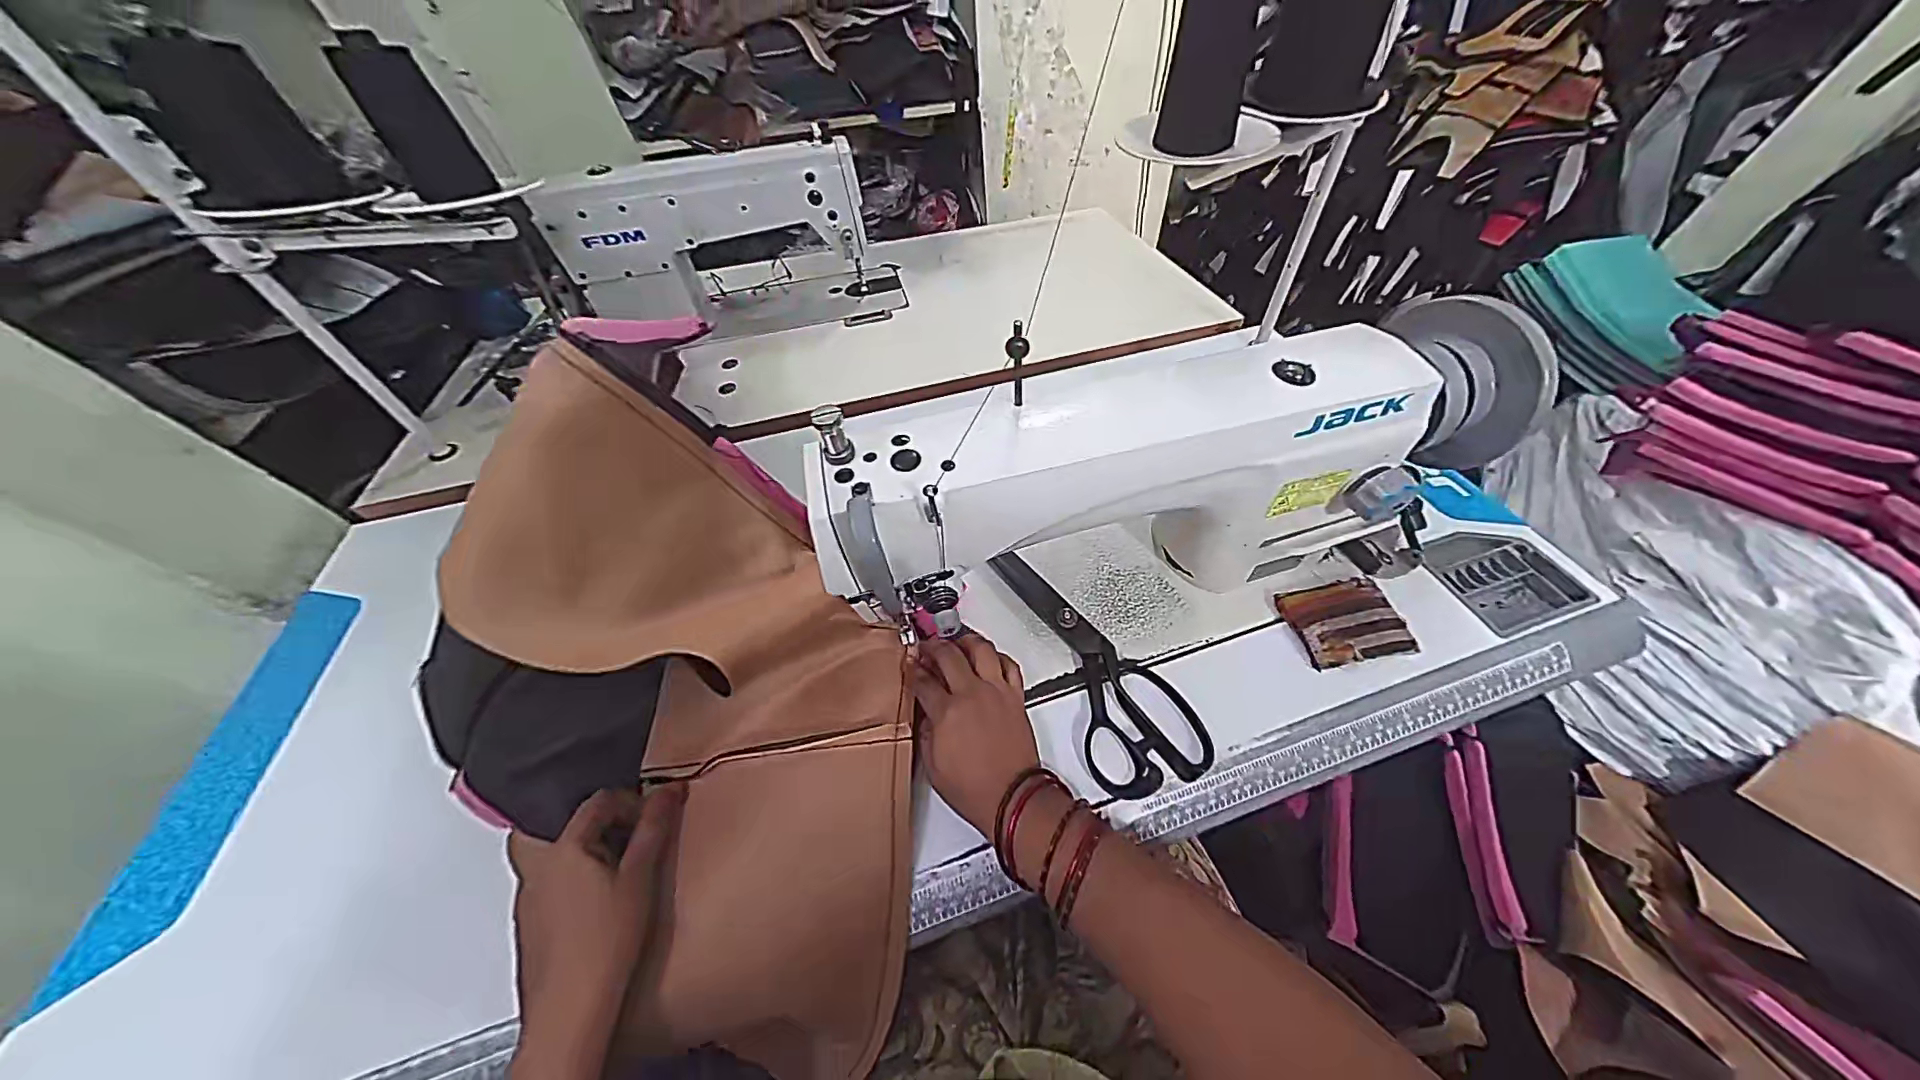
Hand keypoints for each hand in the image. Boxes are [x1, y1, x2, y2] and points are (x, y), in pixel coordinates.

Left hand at [507, 785, 684, 1078]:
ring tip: (615, 860)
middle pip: (556, 821)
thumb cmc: (604, 945)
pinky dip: (572, 872)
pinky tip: (598, 895)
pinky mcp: (529, 922)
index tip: (652, 817)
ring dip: (581, 845)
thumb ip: (654, 828)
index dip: (630, 802)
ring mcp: (528, 897)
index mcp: (561, 849)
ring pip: (550, 850)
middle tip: (622, 829)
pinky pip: (547, 878)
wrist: (570, 1010)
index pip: (597, 801)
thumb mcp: (641, 877)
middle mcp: (536, 868)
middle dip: (591, 819)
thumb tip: (669, 791)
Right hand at [911, 634, 1039, 833]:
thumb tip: (924, 712)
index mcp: (947, 712)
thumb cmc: (975, 788)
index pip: (923, 679)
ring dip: (965, 641)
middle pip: (948, 654)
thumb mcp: (933, 765)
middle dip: (932, 647)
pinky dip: (998, 657)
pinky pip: (1009, 665)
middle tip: (927, 648)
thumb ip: (926, 731)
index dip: (912, 669)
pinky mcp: (1015, 698)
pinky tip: (990, 658)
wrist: (1011, 798)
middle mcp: (973, 695)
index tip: (909, 665)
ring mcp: (996, 693)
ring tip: (957, 643)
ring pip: (981, 649)